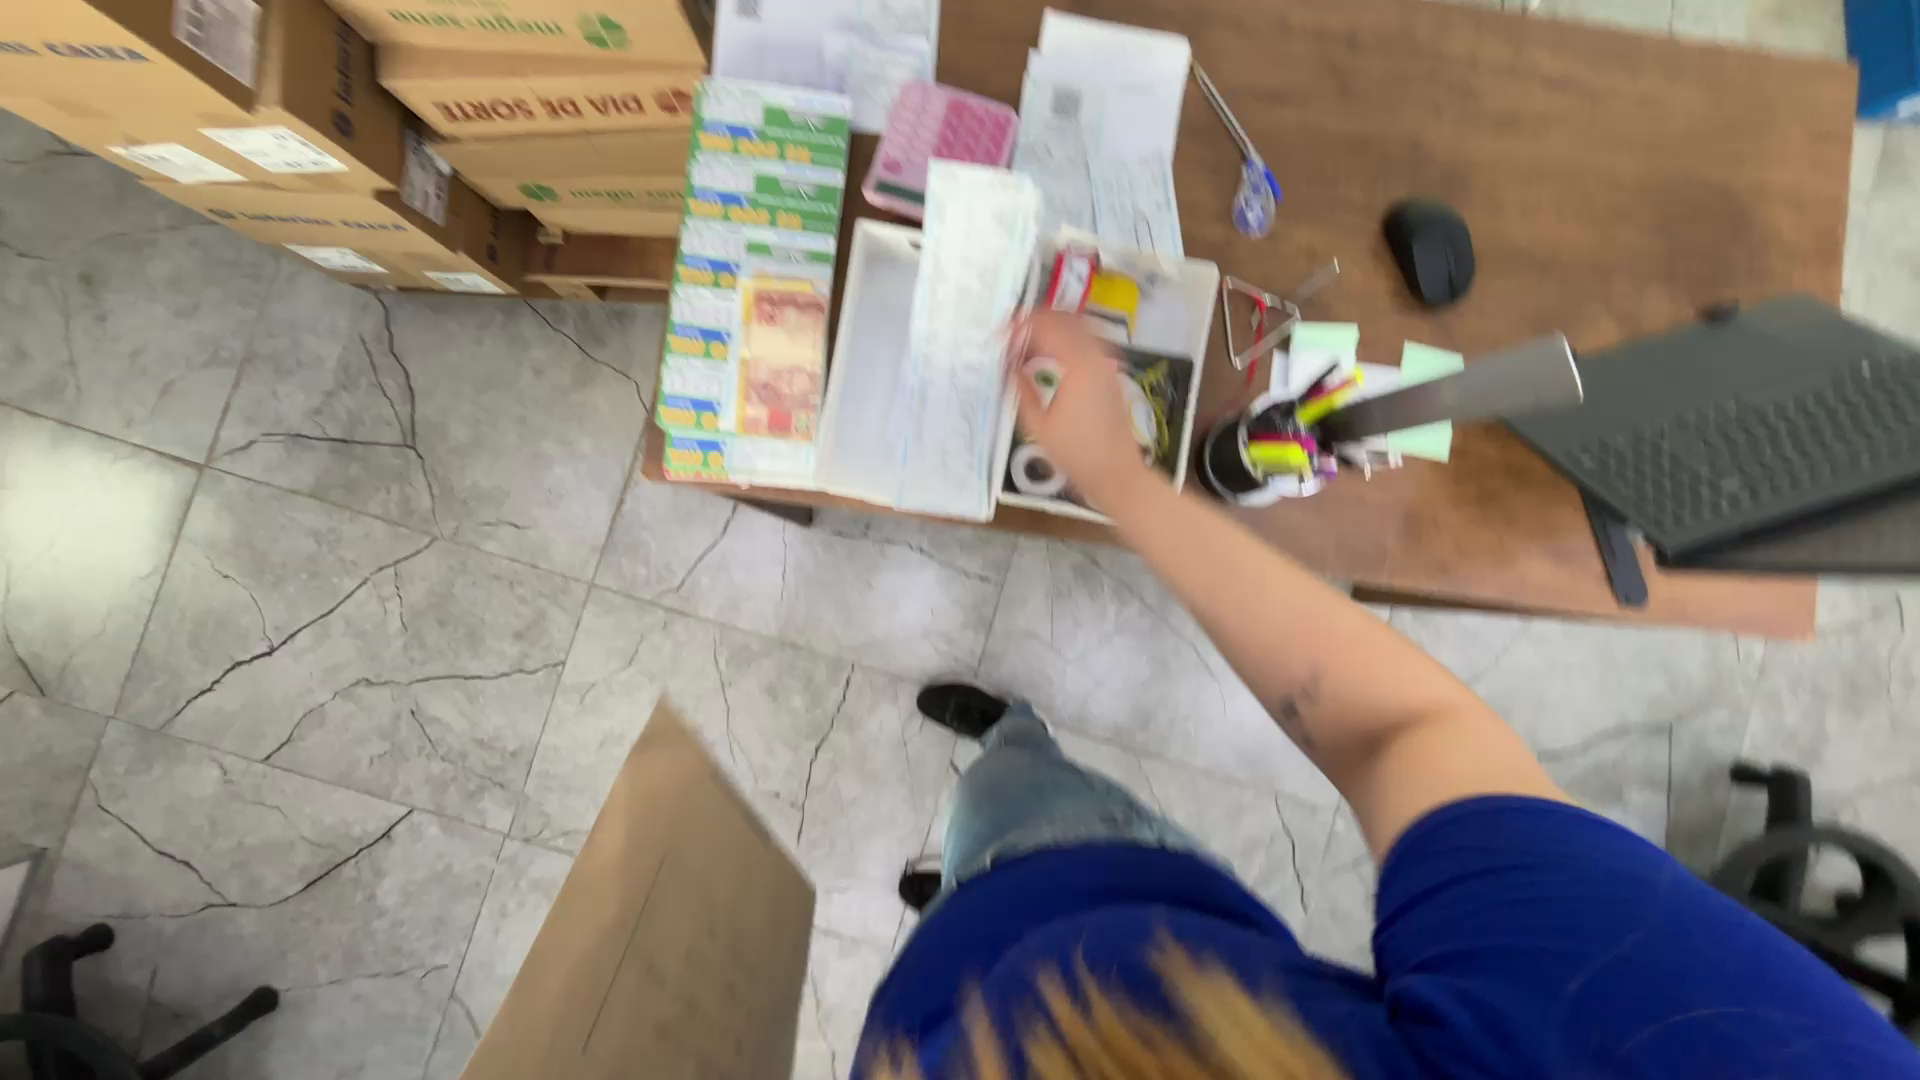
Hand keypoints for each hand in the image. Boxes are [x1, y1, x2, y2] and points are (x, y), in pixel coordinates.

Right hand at [1010, 311, 1157, 507]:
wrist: (1115, 472)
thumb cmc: (1075, 453)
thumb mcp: (1038, 425)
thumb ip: (1021, 389)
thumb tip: (1009, 366)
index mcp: (1078, 365)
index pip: (1046, 325)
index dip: (1019, 326)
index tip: (1000, 336)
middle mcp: (1097, 356)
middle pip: (1065, 318)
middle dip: (1036, 321)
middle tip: (1012, 335)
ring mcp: (1107, 364)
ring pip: (1080, 326)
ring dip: (1053, 328)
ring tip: (1029, 343)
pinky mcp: (1111, 374)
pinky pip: (1089, 342)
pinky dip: (1068, 340)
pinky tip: (1051, 357)